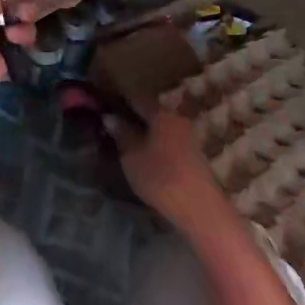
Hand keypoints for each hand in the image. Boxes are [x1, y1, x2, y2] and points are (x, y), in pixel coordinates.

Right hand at [107, 108, 232, 232]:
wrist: (198, 206)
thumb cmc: (159, 176)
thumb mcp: (131, 156)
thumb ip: (122, 134)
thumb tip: (110, 117)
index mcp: (162, 114)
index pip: (139, 99)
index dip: (122, 100)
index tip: (107, 103)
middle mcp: (179, 120)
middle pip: (153, 113)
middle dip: (135, 117)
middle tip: (115, 124)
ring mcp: (190, 137)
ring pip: (163, 128)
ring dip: (147, 132)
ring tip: (128, 141)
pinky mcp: (195, 155)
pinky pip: (170, 141)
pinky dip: (157, 143)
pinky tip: (147, 154)